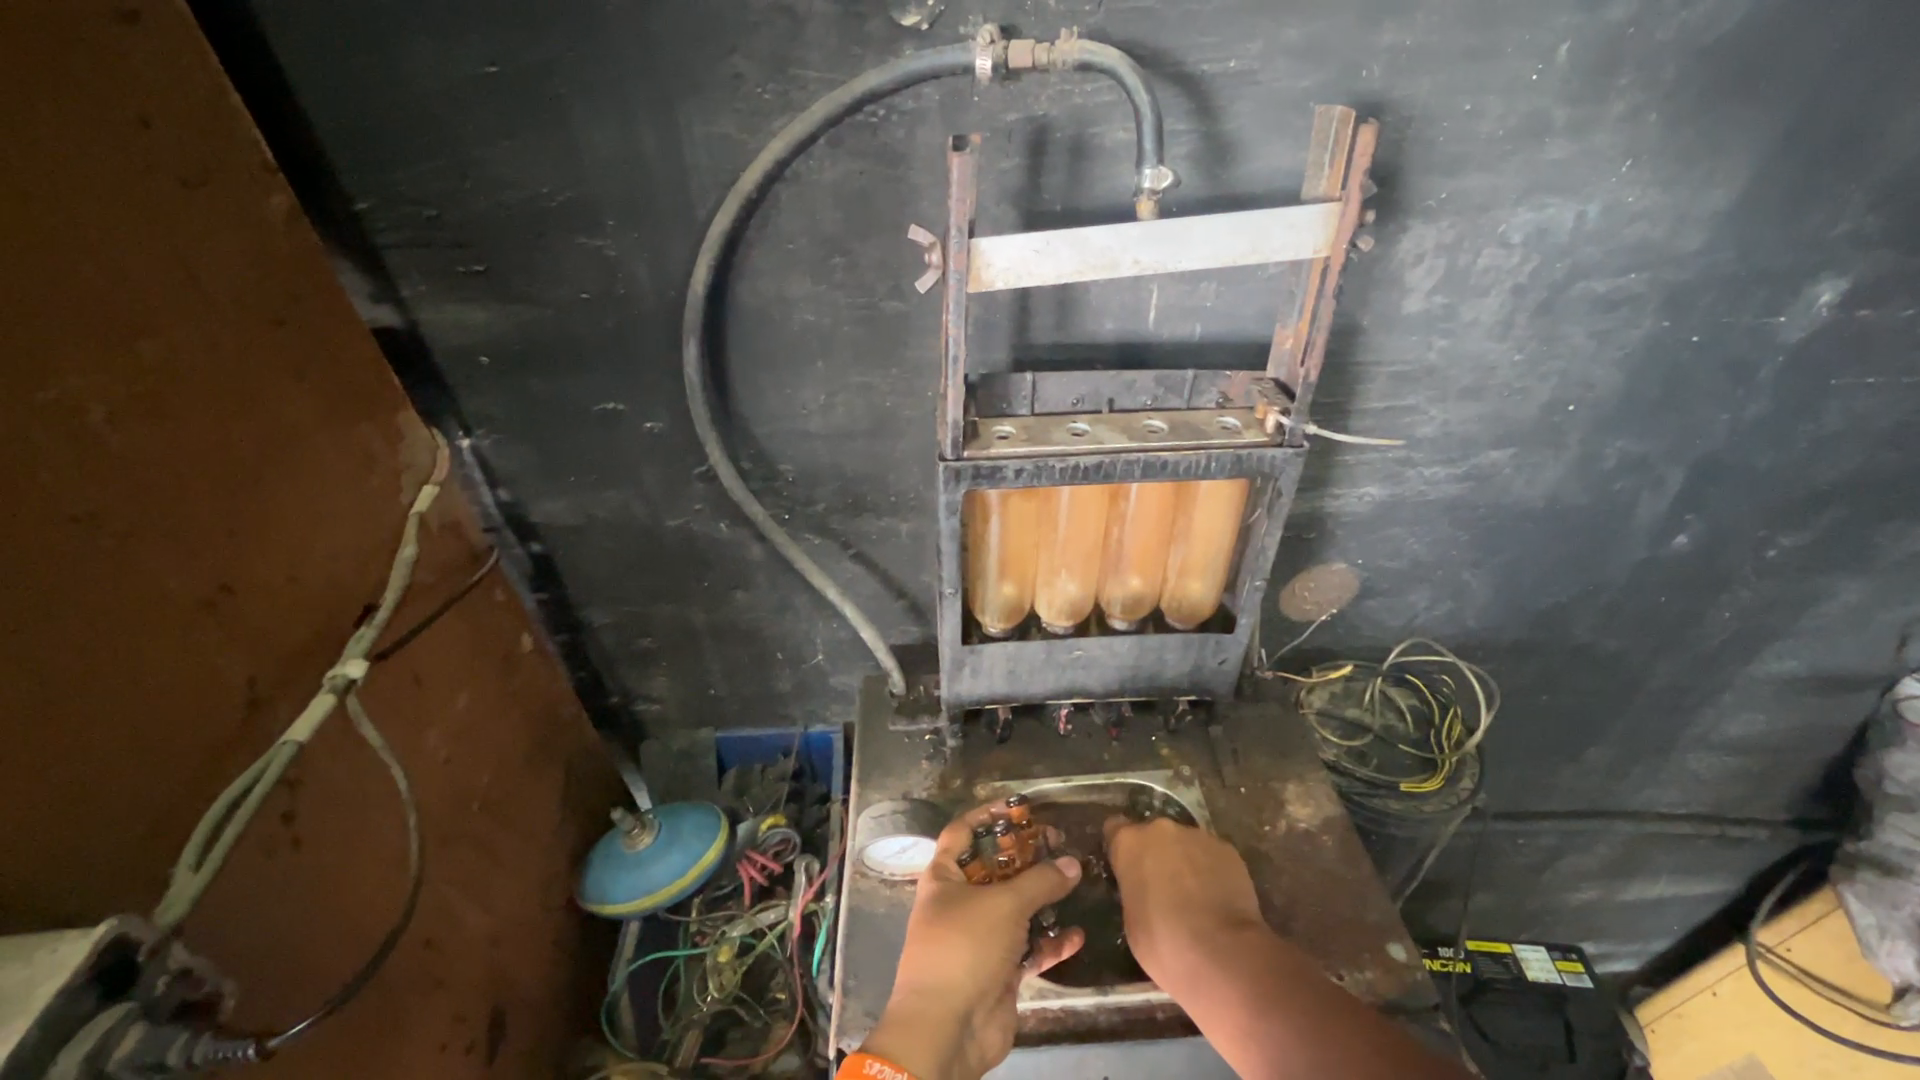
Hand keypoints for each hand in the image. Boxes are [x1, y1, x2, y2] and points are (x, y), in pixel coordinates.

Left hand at [859, 804, 1085, 1079]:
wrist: (948, 1027)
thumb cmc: (965, 947)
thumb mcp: (1004, 904)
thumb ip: (1040, 880)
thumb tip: (1071, 863)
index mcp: (944, 877)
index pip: (963, 832)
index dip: (989, 816)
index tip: (1022, 807)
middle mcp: (959, 903)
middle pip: (996, 870)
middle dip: (1028, 858)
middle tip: (1062, 844)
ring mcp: (979, 938)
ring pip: (1015, 909)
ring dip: (1044, 899)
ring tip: (1077, 881)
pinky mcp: (998, 971)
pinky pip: (1028, 948)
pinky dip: (1050, 942)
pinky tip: (1076, 934)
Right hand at [1102, 815, 1266, 991]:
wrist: (1221, 952)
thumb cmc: (1162, 942)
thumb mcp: (1131, 919)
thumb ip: (1135, 890)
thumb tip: (1146, 890)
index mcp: (1130, 843)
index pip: (1115, 829)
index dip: (1122, 849)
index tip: (1127, 869)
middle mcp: (1162, 830)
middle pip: (1154, 835)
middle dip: (1158, 856)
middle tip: (1163, 888)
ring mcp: (1198, 836)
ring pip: (1186, 844)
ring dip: (1186, 863)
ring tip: (1196, 897)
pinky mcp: (1228, 850)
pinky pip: (1213, 856)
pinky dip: (1212, 872)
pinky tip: (1218, 900)